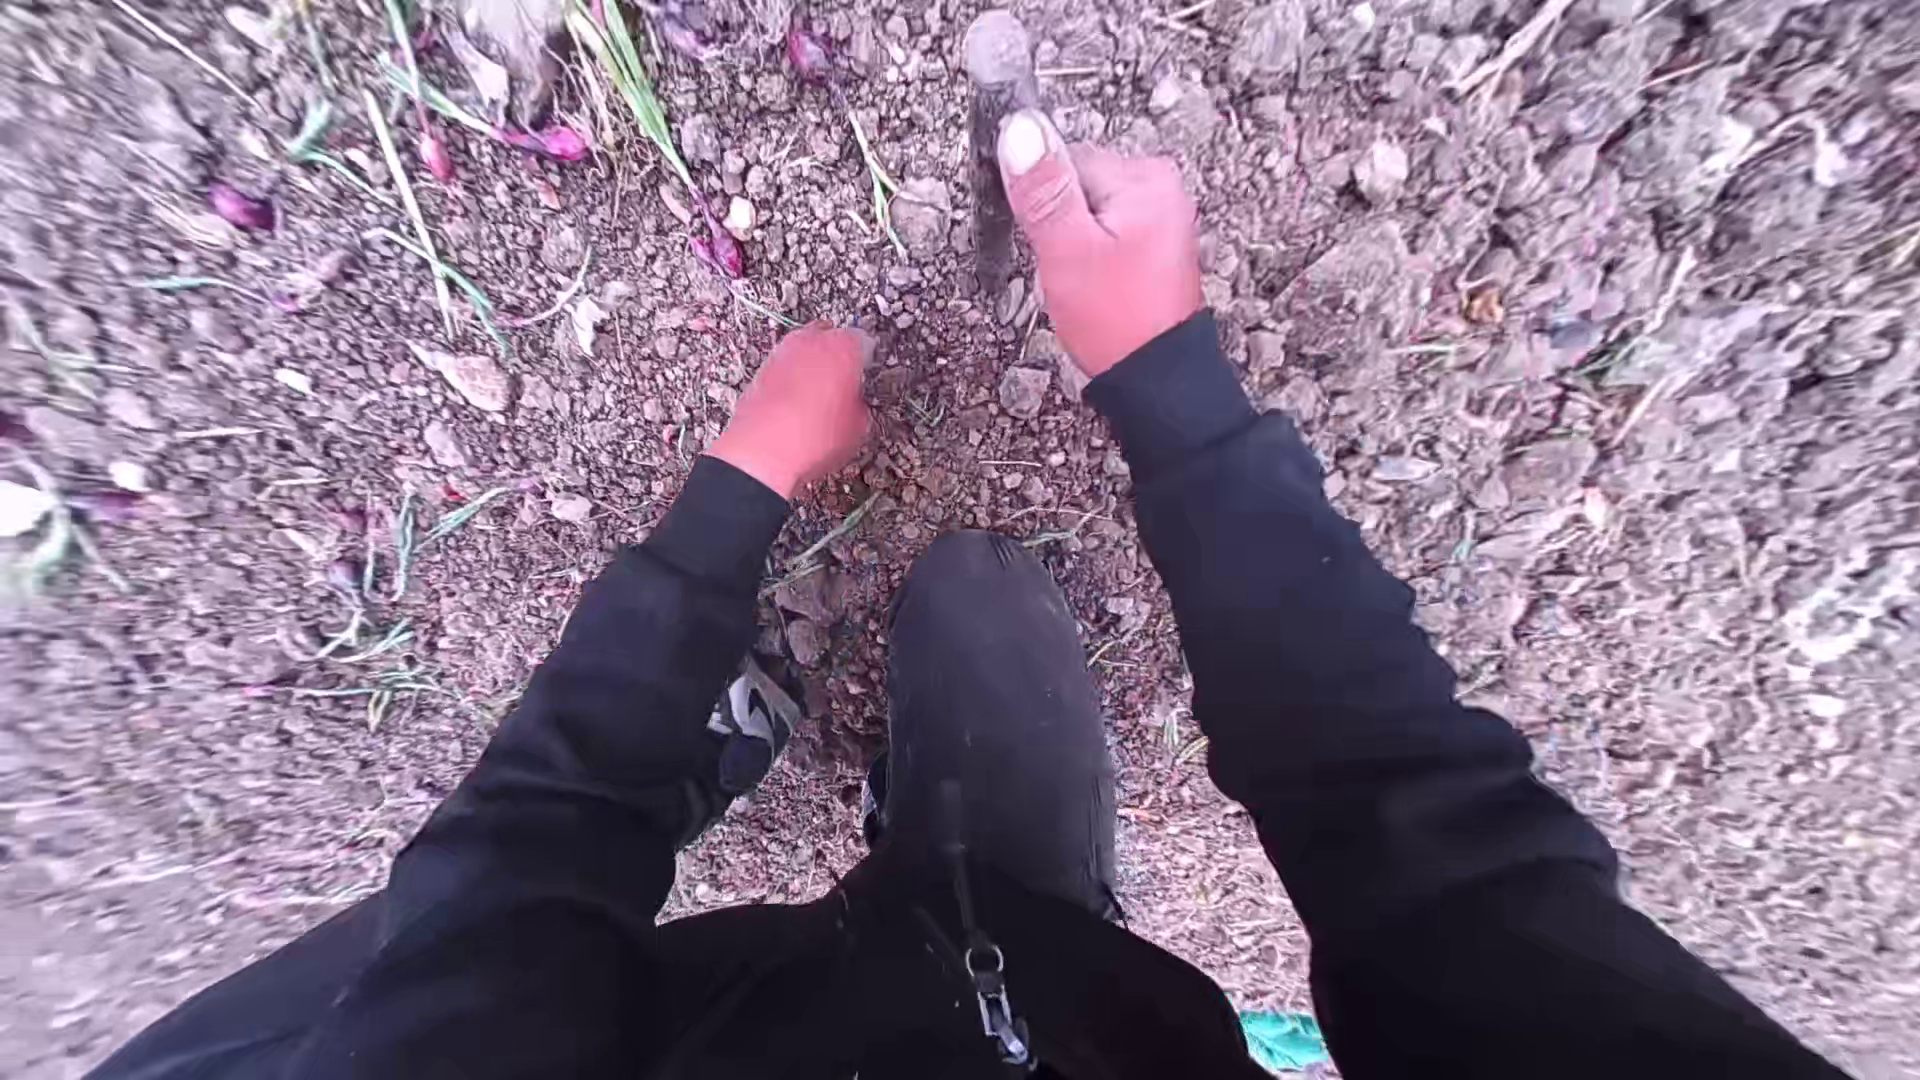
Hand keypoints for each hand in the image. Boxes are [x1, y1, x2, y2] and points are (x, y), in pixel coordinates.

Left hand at [705, 324, 872, 499]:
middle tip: (844, 383)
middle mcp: (810, 342)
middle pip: (829, 338)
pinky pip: (785, 368)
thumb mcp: (858, 428)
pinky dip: (792, 380)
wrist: (764, 452)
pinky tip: (798, 405)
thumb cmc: (811, 438)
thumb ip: (860, 405)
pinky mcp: (761, 370)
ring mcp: (782, 353)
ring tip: (820, 398)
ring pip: (804, 351)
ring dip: (813, 367)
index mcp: (842, 348)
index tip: (867, 374)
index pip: (863, 341)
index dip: (867, 360)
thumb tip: (857, 406)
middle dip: (837, 357)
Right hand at [997, 111, 1203, 377]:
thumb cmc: (1117, 321)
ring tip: (1085, 288)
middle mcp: (1161, 191)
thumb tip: (1020, 130)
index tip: (1048, 244)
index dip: (1043, 208)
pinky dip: (1092, 266)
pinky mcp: (1155, 252)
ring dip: (1074, 254)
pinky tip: (1096, 293)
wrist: (1153, 378)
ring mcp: (1162, 222)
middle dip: (1061, 234)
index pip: (1066, 162)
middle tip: (1069, 273)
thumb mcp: (1068, 252)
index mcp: (1144, 179)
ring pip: (1089, 222)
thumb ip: (1044, 191)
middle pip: (1078, 192)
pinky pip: (1106, 243)